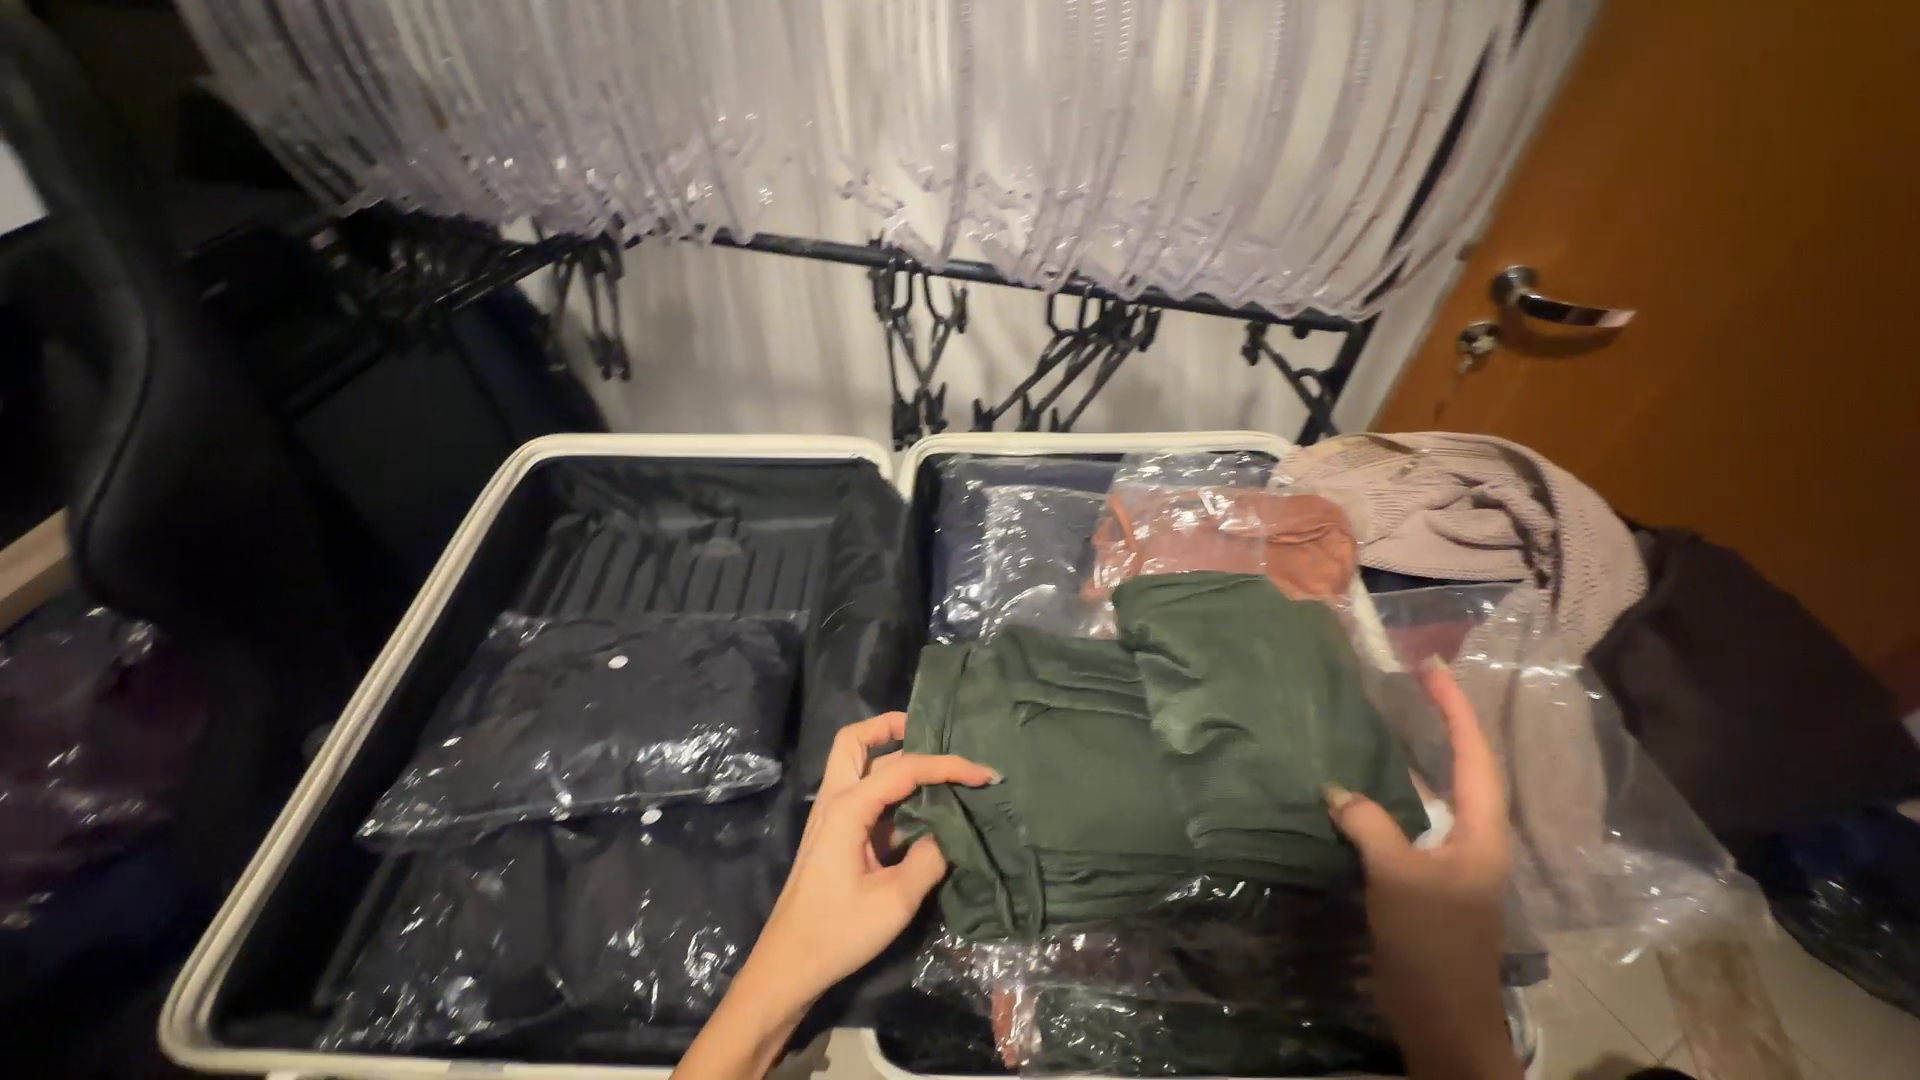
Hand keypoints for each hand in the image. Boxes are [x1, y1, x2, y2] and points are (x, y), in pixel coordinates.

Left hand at [674, 713, 996, 1079]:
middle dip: (890, 727)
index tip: (982, 774)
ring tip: (935, 767)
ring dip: (891, 756)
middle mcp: (835, 801)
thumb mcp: (894, 901)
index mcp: (848, 808)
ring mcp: (832, 817)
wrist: (789, 966)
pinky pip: (865, 794)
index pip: (904, 768)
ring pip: (857, 764)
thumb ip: (928, 860)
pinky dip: (891, 788)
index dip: (947, 766)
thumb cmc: (837, 932)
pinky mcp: (837, 836)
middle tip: (932, 732)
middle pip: (855, 741)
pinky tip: (921, 805)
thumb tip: (949, 834)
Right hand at [1326, 661, 1521, 1079]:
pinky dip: (1387, 794)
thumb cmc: (1431, 941)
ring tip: (1383, 721)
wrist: (1440, 1013)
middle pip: (1460, 768)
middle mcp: (1472, 837)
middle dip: (1440, 724)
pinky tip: (1359, 786)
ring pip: (1432, 793)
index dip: (1455, 710)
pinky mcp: (1425, 876)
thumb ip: (1368, 823)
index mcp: (1481, 832)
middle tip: (1410, 685)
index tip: (1431, 668)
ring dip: (1412, 758)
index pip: (1473, 756)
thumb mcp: (1398, 876)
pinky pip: (1407, 819)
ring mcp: (1450, 858)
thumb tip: (1335, 788)